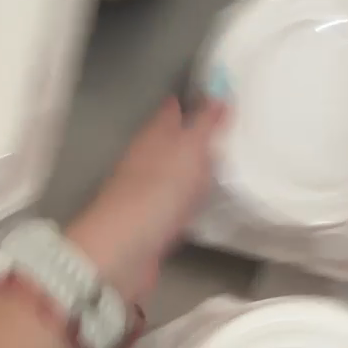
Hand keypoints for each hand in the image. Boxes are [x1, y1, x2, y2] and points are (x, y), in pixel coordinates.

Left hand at [67, 97, 228, 304]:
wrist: (123, 252)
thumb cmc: (156, 192)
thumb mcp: (189, 149)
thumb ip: (205, 124)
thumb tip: (218, 95)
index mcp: (152, 139)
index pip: (171, 113)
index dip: (191, 104)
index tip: (215, 97)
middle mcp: (145, 165)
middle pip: (171, 146)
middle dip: (192, 138)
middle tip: (224, 134)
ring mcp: (145, 199)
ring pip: (172, 178)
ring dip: (190, 173)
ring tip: (220, 168)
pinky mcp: (150, 230)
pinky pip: (174, 210)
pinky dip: (187, 206)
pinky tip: (202, 208)